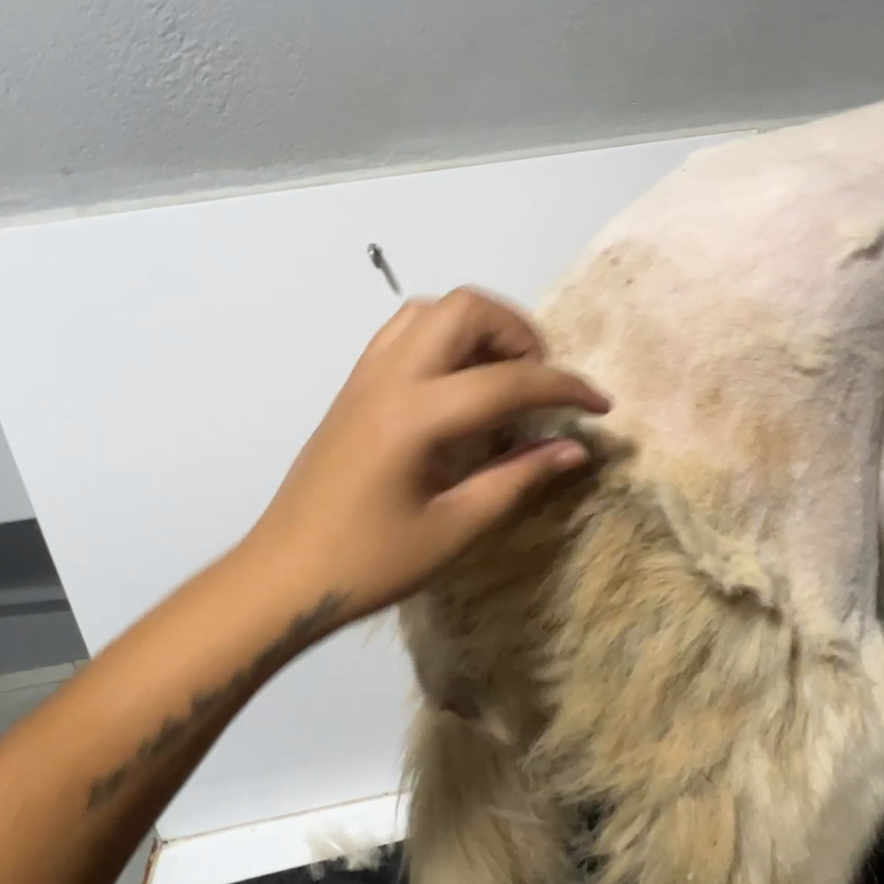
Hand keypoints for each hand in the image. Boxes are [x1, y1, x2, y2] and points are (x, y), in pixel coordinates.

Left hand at [240, 287, 611, 619]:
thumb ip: (517, 479)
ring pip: (431, 310)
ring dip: (477, 328)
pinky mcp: (353, 385)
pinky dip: (443, 337)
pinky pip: (404, 331)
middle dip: (517, 333)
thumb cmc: (369, 562)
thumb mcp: (454, 529)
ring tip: (500, 378)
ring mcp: (365, 375)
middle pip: (465, 309)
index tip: (599, 407)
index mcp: (416, 416)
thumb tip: (575, 450)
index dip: (564, 389)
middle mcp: (389, 377)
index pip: (507, 381)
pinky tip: (457, 386)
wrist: (283, 574)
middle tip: (538, 383)